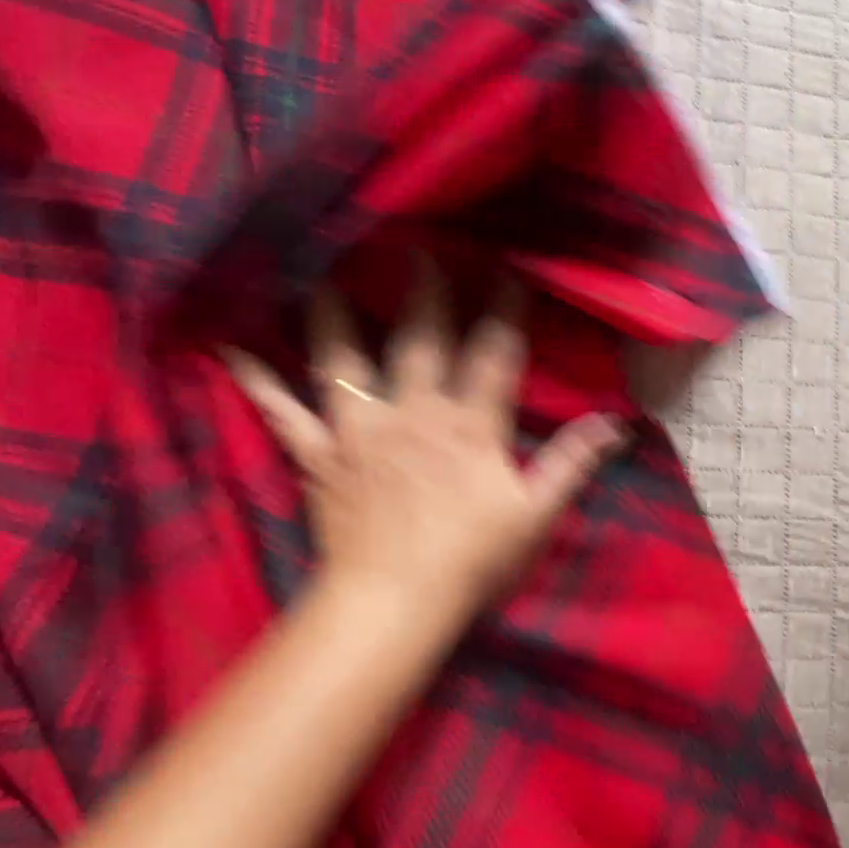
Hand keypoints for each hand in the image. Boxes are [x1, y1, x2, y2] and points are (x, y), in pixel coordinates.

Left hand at [223, 255, 626, 630]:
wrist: (395, 600)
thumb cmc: (475, 558)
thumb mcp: (538, 512)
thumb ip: (572, 462)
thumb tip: (616, 424)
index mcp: (471, 426)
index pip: (494, 356)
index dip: (504, 311)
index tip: (508, 270)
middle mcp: (414, 414)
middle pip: (421, 341)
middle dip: (424, 292)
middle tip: (419, 247)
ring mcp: (360, 431)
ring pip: (346, 360)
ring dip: (337, 314)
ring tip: (328, 273)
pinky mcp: (318, 455)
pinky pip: (282, 410)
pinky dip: (257, 378)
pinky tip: (232, 346)